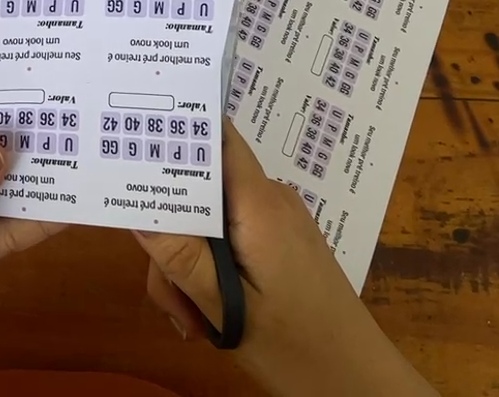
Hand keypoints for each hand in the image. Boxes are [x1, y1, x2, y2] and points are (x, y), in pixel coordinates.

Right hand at [134, 123, 435, 396]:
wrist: (363, 390)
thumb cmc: (299, 349)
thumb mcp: (228, 309)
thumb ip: (182, 258)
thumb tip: (136, 212)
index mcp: (258, 203)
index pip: (217, 136)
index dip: (177, 129)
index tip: (135, 140)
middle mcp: (268, 198)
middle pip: (199, 189)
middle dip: (172, 235)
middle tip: (171, 296)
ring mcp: (276, 220)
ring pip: (209, 219)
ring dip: (189, 264)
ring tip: (193, 320)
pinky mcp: (279, 241)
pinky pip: (229, 236)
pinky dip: (210, 267)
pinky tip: (208, 313)